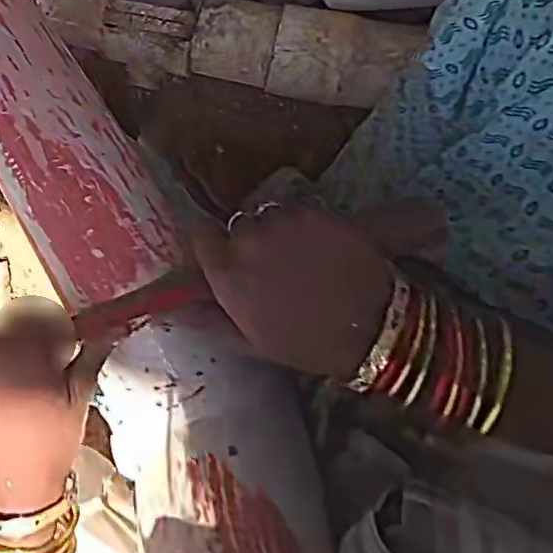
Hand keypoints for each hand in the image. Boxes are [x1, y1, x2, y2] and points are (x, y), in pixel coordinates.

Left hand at [0, 297, 110, 514]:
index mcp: (24, 371)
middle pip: (16, 323)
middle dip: (37, 329)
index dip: (57, 324)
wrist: (20, 485)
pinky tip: (11, 370)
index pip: (40, 323)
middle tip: (53, 346)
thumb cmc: (55, 442)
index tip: (68, 335)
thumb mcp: (79, 398)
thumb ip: (90, 355)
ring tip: (32, 360)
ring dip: (16, 338)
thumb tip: (109, 328)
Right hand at [192, 203, 393, 377]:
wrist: (373, 325)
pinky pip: (295, 211)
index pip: (201, 235)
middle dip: (250, 240)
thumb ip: (212, 317)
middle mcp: (248, 240)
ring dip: (277, 230)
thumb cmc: (308, 342)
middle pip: (237, 226)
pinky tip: (320, 247)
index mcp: (227, 273)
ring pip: (267, 215)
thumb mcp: (253, 340)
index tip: (226, 256)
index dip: (214, 245)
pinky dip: (303, 224)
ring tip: (300, 255)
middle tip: (272, 264)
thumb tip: (179, 308)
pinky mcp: (311, 210)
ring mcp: (280, 221)